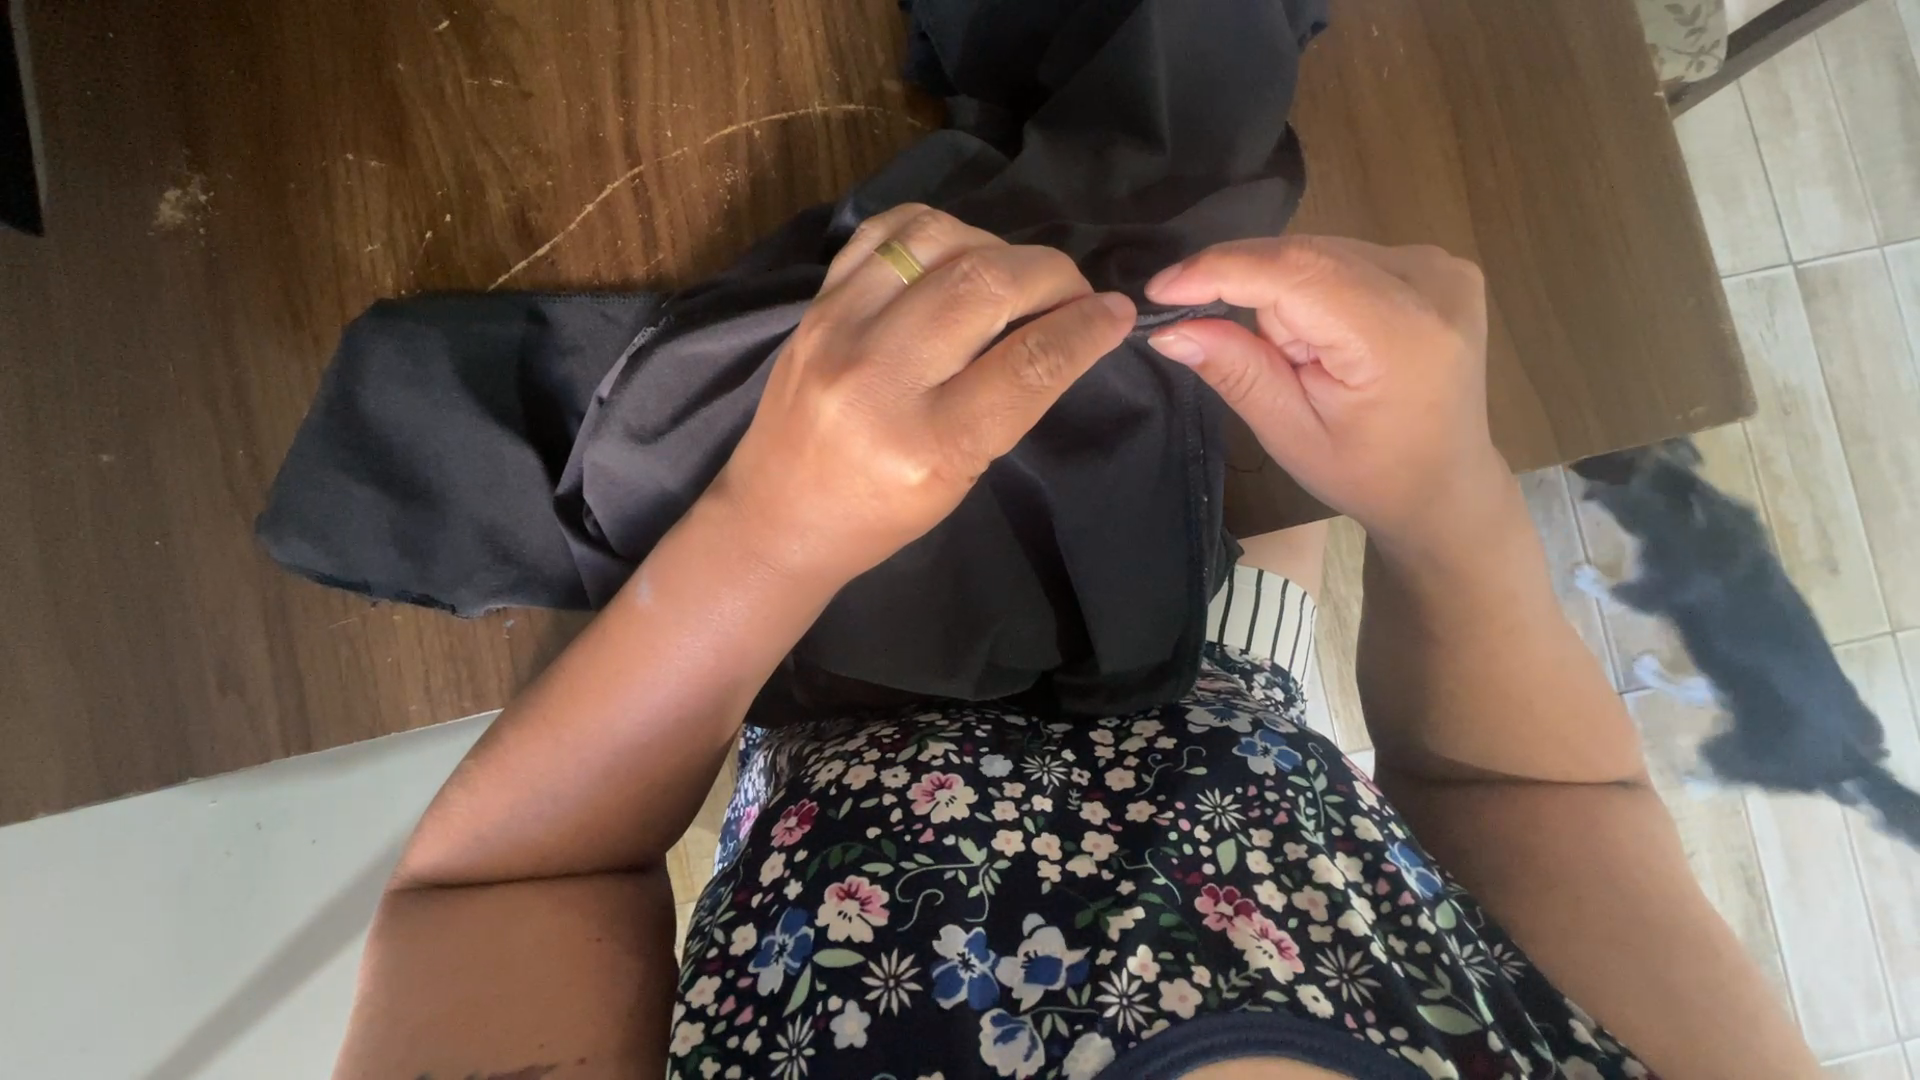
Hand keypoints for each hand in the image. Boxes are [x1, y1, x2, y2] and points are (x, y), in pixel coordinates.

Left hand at [714, 204, 1135, 583]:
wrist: (780, 515)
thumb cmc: (880, 516)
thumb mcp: (961, 478)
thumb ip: (1010, 402)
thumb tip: (1065, 328)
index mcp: (927, 445)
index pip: (1029, 363)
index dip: (1087, 328)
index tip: (1117, 313)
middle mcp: (879, 377)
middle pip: (988, 284)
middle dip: (1052, 275)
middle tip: (1073, 292)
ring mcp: (838, 328)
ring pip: (940, 240)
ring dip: (999, 246)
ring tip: (1015, 276)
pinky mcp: (815, 304)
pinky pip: (886, 231)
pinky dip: (939, 230)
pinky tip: (959, 253)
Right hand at [1143, 236, 1510, 554]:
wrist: (1444, 483)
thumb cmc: (1366, 474)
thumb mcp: (1289, 434)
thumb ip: (1236, 372)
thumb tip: (1170, 330)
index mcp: (1398, 335)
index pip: (1294, 272)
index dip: (1220, 270)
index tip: (1160, 289)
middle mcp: (1429, 281)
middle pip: (1304, 255)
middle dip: (1253, 295)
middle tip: (1250, 355)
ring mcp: (1439, 266)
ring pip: (1318, 253)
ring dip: (1285, 297)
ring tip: (1303, 359)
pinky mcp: (1436, 263)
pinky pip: (1342, 258)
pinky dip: (1311, 291)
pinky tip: (1326, 337)